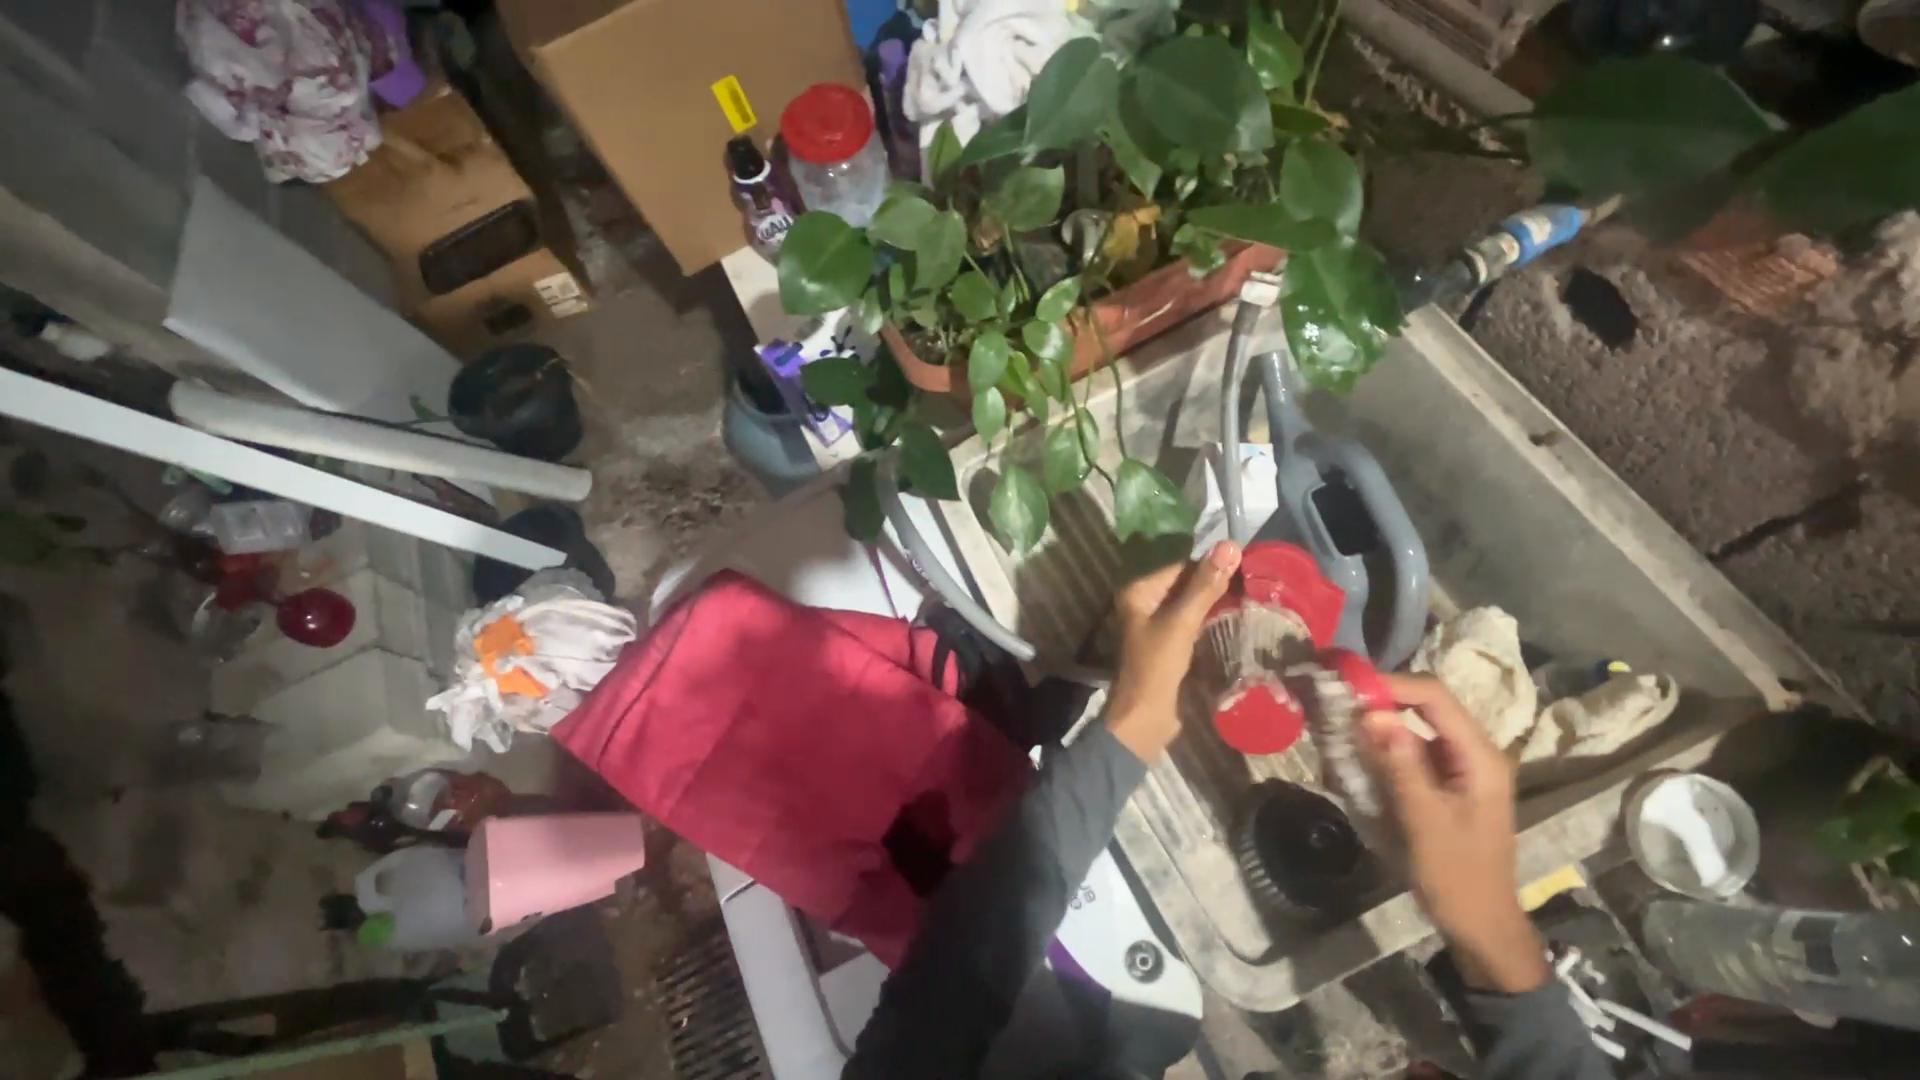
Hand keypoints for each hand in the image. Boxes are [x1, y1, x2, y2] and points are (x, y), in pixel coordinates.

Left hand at [1104, 541, 1239, 761]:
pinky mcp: (1166, 644)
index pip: (1180, 567)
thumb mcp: (1182, 622)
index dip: (1211, 566)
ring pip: (1189, 605)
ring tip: (1249, 597)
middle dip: (1214, 584)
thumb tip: (1230, 545)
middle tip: (1253, 581)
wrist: (1145, 717)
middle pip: (1184, 585)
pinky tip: (1233, 619)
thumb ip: (1205, 585)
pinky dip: (1208, 620)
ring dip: (1214, 603)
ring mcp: (1153, 625)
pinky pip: (1190, 623)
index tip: (1246, 565)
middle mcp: (1142, 603)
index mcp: (1138, 592)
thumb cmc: (1157, 665)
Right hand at [1361, 674, 1546, 992]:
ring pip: (1414, 727)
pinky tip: (1354, 753)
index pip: (1434, 697)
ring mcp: (1459, 767)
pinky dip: (1382, 747)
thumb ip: (1400, 763)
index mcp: (1480, 757)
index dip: (1391, 684)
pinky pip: (1410, 751)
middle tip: (1333, 703)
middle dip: (1379, 700)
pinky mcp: (1444, 783)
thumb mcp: (1424, 819)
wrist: (1480, 925)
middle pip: (1424, 706)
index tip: (1345, 687)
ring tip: (1336, 725)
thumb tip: (1373, 713)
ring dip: (1376, 724)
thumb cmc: (1456, 875)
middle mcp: (1473, 753)